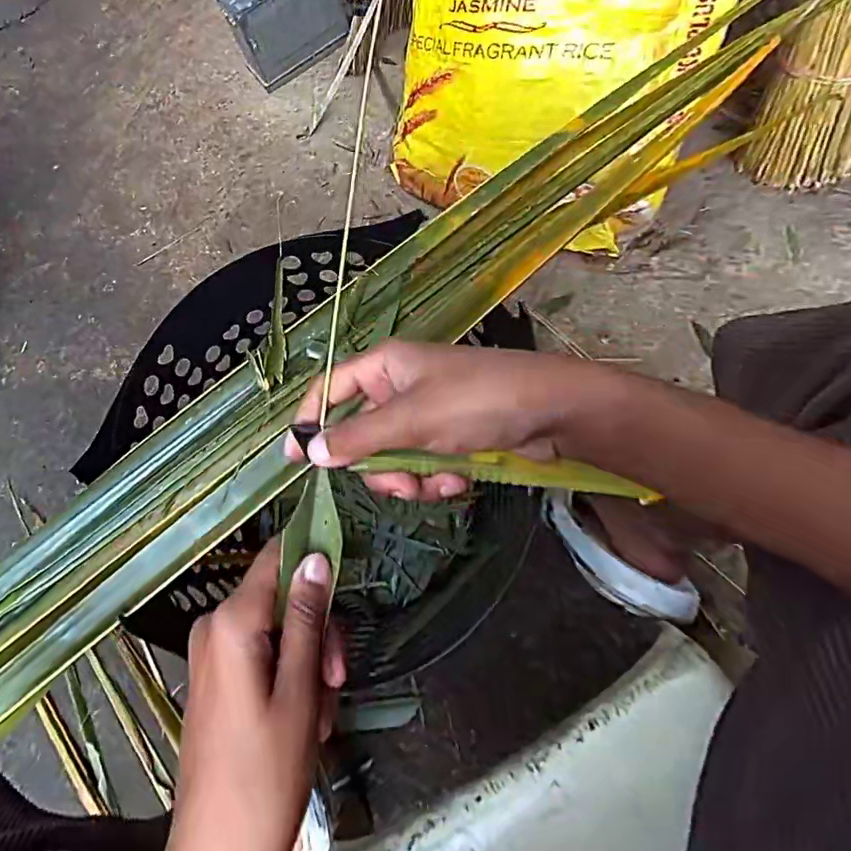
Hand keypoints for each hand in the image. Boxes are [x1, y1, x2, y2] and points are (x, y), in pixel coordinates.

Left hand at [163, 538, 344, 850]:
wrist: (220, 850)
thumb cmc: (263, 775)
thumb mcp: (299, 692)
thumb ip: (307, 620)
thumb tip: (315, 559)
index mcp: (230, 623)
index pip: (275, 560)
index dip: (311, 557)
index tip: (344, 566)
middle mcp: (214, 628)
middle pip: (280, 601)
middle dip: (316, 635)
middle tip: (336, 681)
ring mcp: (211, 654)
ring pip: (276, 633)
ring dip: (307, 666)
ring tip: (317, 717)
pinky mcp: (216, 678)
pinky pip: (261, 657)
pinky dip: (288, 680)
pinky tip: (301, 722)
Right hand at [286, 340, 622, 500]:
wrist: (555, 411)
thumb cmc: (477, 400)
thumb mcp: (412, 420)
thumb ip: (358, 438)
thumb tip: (310, 452)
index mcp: (383, 367)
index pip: (328, 389)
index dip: (309, 420)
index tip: (294, 458)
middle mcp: (397, 387)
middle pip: (360, 434)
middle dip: (378, 465)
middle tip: (398, 483)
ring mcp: (422, 413)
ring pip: (390, 456)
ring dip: (409, 478)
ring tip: (438, 483)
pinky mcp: (446, 436)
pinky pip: (420, 464)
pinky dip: (434, 479)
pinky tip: (458, 483)